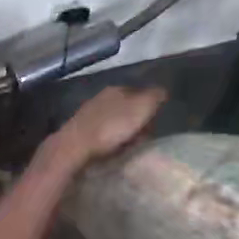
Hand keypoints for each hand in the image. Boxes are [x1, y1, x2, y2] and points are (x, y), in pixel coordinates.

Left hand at [50, 86, 166, 166]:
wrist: (75, 147)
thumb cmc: (111, 127)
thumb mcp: (141, 108)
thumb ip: (154, 97)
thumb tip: (163, 90)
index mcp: (116, 89)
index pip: (139, 92)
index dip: (149, 106)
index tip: (154, 122)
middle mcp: (101, 98)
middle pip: (126, 107)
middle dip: (136, 120)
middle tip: (142, 135)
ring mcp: (88, 114)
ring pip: (114, 121)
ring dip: (123, 131)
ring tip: (128, 145)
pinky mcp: (80, 132)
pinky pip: (102, 134)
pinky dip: (109, 140)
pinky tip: (111, 149)